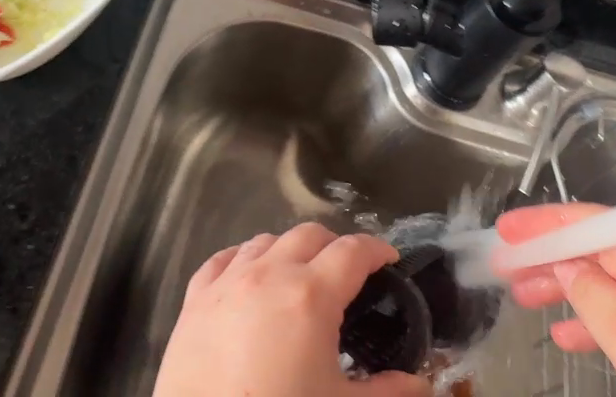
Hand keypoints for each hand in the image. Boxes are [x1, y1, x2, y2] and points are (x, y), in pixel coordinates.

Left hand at [153, 223, 431, 396]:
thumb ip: (386, 391)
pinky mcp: (195, 299)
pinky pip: (222, 259)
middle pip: (310, 234)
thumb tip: (420, 385)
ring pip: (266, 240)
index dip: (376, 250)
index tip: (389, 260)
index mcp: (311, 295)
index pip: (353, 251)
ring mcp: (227, 282)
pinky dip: (244, 259)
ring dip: (289, 250)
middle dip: (334, 246)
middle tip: (347, 274)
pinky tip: (250, 277)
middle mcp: (269, 273)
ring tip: (300, 276)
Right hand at [498, 204, 615, 396]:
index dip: (540, 225)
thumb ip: (586, 292)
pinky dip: (593, 320)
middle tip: (506, 268)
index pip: (584, 222)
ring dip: (564, 290)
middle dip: (547, 259)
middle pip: (593, 250)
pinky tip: (567, 335)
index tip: (505, 230)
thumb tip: (565, 268)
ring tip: (525, 300)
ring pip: (606, 282)